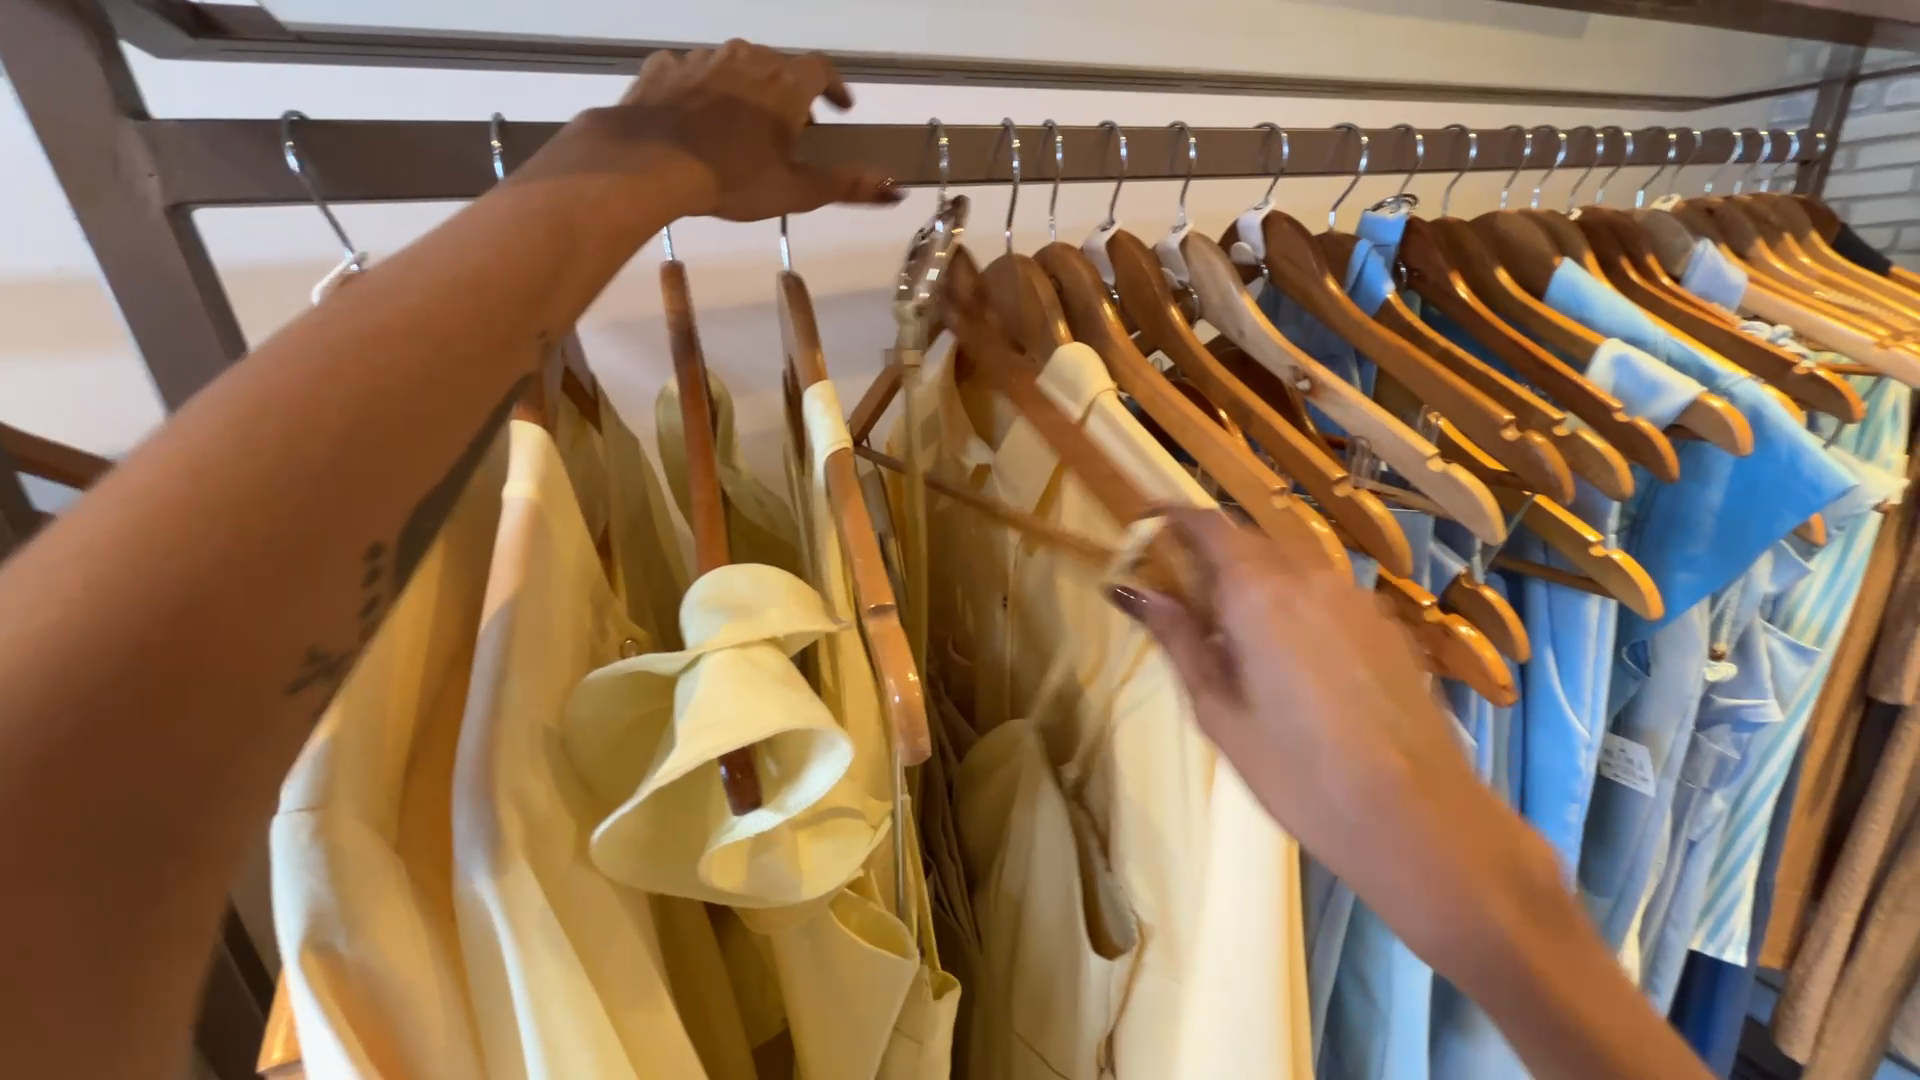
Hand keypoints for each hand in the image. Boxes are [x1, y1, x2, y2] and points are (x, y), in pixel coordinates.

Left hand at [539, 40, 901, 221]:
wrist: (650, 161)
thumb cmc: (733, 178)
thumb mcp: (797, 190)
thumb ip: (848, 186)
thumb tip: (896, 187)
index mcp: (785, 84)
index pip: (822, 69)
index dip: (835, 87)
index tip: (840, 107)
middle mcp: (747, 57)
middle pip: (778, 65)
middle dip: (791, 93)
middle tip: (792, 128)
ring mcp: (702, 58)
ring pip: (735, 65)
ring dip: (747, 89)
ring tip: (744, 126)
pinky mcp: (664, 67)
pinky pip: (691, 72)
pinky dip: (703, 91)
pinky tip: (697, 118)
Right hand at [1109, 508, 1553, 968]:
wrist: (1419, 820)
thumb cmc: (1297, 773)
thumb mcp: (1218, 712)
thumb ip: (1178, 640)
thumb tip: (1136, 591)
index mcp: (1259, 591)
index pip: (1209, 524)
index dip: (1173, 518)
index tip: (1145, 529)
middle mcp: (1309, 577)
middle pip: (1249, 540)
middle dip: (1208, 554)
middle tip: (1179, 594)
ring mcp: (1355, 598)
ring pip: (1289, 565)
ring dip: (1251, 578)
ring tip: (1230, 631)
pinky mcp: (1386, 625)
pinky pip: (1323, 592)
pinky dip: (1291, 601)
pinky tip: (1289, 656)